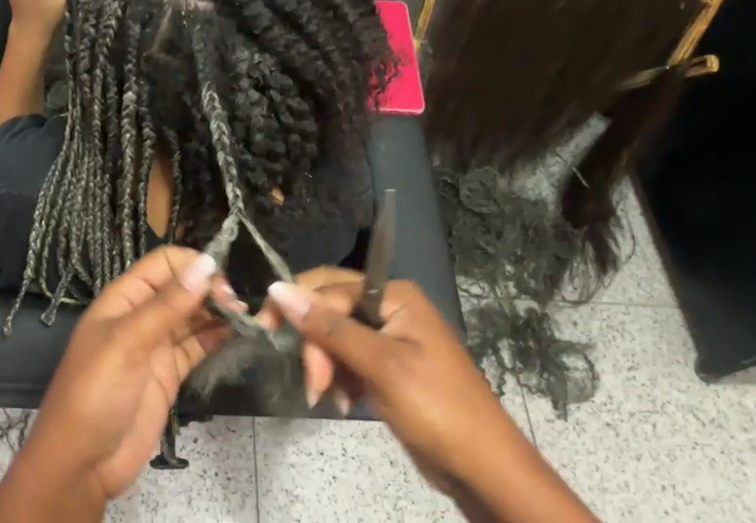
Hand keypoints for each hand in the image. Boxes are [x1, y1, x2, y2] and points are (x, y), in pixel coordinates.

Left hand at [17, 247, 227, 502]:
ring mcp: (156, 346)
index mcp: (123, 299)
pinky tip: (238, 333)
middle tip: (237, 305)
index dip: (192, 264)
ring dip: (218, 312)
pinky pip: (197, 346)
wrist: (82, 461)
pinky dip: (217, 337)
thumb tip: (206, 264)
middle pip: (181, 288)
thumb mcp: (128, 342)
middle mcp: (141, 316)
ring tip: (247, 316)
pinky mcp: (169, 374)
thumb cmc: (95, 392)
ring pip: (193, 317)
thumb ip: (168, 305)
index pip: (163, 264)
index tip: (223, 278)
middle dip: (210, 289)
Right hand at [266, 276, 520, 489]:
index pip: (328, 288)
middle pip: (330, 310)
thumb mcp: (379, 366)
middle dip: (316, 345)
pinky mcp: (390, 366)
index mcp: (393, 295)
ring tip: (332, 398)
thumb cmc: (436, 408)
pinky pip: (350, 359)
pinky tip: (345, 402)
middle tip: (316, 385)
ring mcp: (391, 337)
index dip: (299, 311)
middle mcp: (391, 307)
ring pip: (336, 337)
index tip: (272, 339)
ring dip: (327, 366)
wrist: (484, 467)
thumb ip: (329, 327)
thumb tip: (277, 286)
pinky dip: (341, 379)